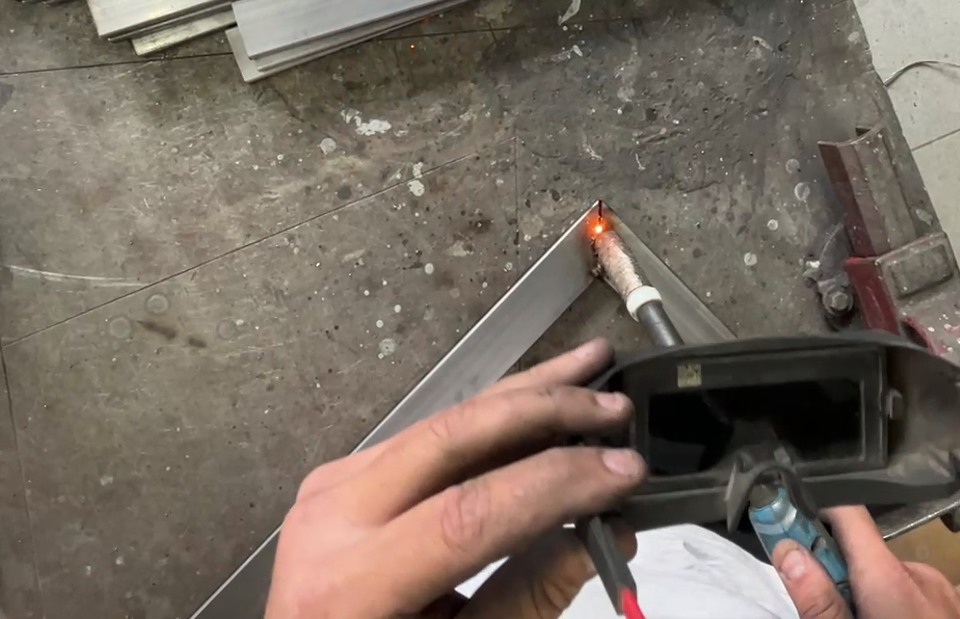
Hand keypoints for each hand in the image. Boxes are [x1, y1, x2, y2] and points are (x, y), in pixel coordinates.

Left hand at [266, 339, 647, 618]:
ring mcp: (337, 483)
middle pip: (454, 437)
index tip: (624, 469)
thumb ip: (526, 598)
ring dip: (526, 392)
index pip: (468, 513)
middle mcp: (335, 515)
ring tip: (589, 365)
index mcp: (350, 585)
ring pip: (447, 417)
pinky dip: (493, 414)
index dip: (554, 483)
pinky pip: (434, 431)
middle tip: (613, 404)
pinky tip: (538, 394)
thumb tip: (602, 527)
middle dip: (544, 410)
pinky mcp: (349, 469)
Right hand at [773, 507, 959, 618]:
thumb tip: (787, 549)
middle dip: (840, 579)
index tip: (787, 531)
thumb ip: (819, 603)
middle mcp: (922, 577)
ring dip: (870, 601)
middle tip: (830, 618)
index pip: (847, 510)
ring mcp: (949, 599)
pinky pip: (918, 602)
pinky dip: (898, 615)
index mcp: (891, 578)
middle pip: (864, 554)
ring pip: (890, 581)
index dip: (813, 510)